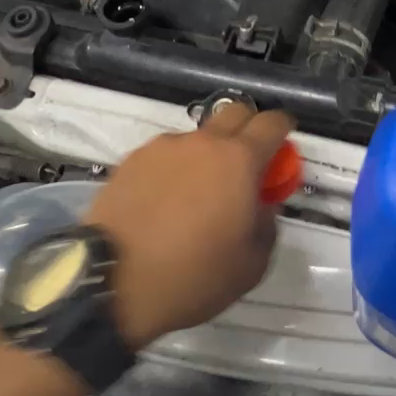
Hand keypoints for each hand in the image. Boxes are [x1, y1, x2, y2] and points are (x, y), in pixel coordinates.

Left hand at [84, 102, 293, 349]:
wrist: (111, 283)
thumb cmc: (191, 276)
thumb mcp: (250, 265)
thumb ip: (266, 224)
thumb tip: (262, 204)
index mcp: (239, 160)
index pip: (273, 123)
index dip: (284, 128)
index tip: (285, 144)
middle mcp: (203, 142)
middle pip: (236, 112)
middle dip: (249, 128)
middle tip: (247, 163)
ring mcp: (164, 147)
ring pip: (198, 137)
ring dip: (207, 154)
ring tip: (196, 195)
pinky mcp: (132, 159)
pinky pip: (166, 155)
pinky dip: (174, 169)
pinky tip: (164, 203)